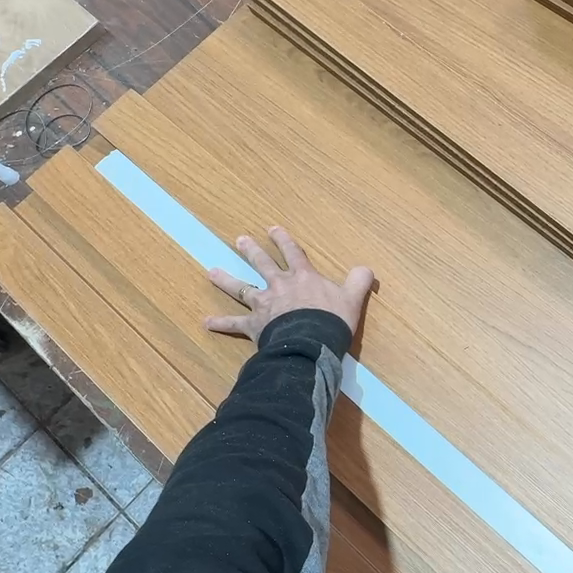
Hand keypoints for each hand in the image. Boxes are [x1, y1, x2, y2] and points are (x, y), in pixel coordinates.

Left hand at [205, 226, 375, 341]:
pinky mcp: (255, 325)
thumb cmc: (332, 320)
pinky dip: (221, 324)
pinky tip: (206, 322)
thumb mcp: (353, 299)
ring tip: (211, 272)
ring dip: (226, 280)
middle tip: (240, 240)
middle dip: (252, 251)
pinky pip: (235, 325)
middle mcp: (280, 286)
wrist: (311, 343)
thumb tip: (366, 269)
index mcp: (303, 277)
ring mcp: (265, 305)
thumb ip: (359, 281)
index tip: (273, 229)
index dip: (283, 240)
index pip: (293, 253)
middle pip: (263, 264)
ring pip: (242, 289)